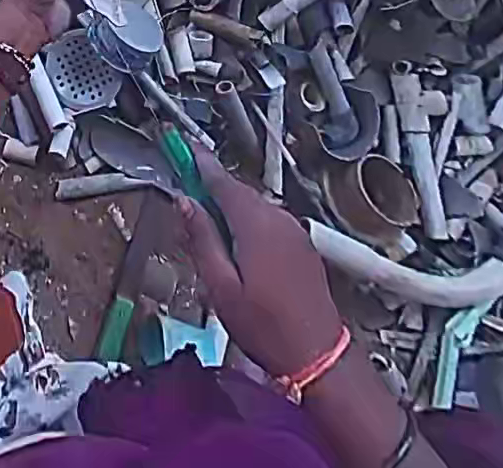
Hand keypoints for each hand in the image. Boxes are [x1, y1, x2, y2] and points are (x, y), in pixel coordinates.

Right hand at [176, 145, 345, 377]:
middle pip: (237, 190)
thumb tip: (184, 202)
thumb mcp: (220, 285)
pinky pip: (268, 218)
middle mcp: (277, 218)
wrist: (320, 358)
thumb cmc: (265, 326)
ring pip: (253, 203)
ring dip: (229, 204)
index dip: (198, 160)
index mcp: (255, 224)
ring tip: (208, 223)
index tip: (182, 145)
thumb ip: (202, 238)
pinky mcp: (301, 243)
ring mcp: (293, 229)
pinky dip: (247, 218)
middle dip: (211, 185)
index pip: (221, 179)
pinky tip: (237, 241)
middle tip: (187, 190)